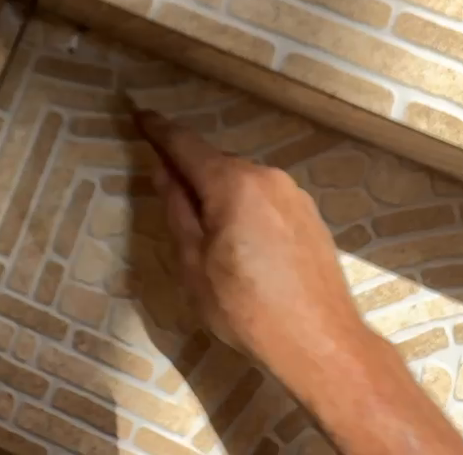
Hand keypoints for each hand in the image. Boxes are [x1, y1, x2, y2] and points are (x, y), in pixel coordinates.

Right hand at [134, 110, 363, 375]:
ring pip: (240, 182)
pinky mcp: (309, 214)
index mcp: (232, 182)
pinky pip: (264, 198)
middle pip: (214, 164)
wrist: (324, 348)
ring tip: (213, 241)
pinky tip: (247, 248)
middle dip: (190, 175)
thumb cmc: (246, 308)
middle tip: (172, 205)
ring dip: (220, 195)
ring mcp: (292, 194)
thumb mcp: (192, 263)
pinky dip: (245, 208)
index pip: (184, 143)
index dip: (158, 130)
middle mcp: (265, 175)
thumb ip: (176, 208)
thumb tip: (164, 169)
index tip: (138, 114)